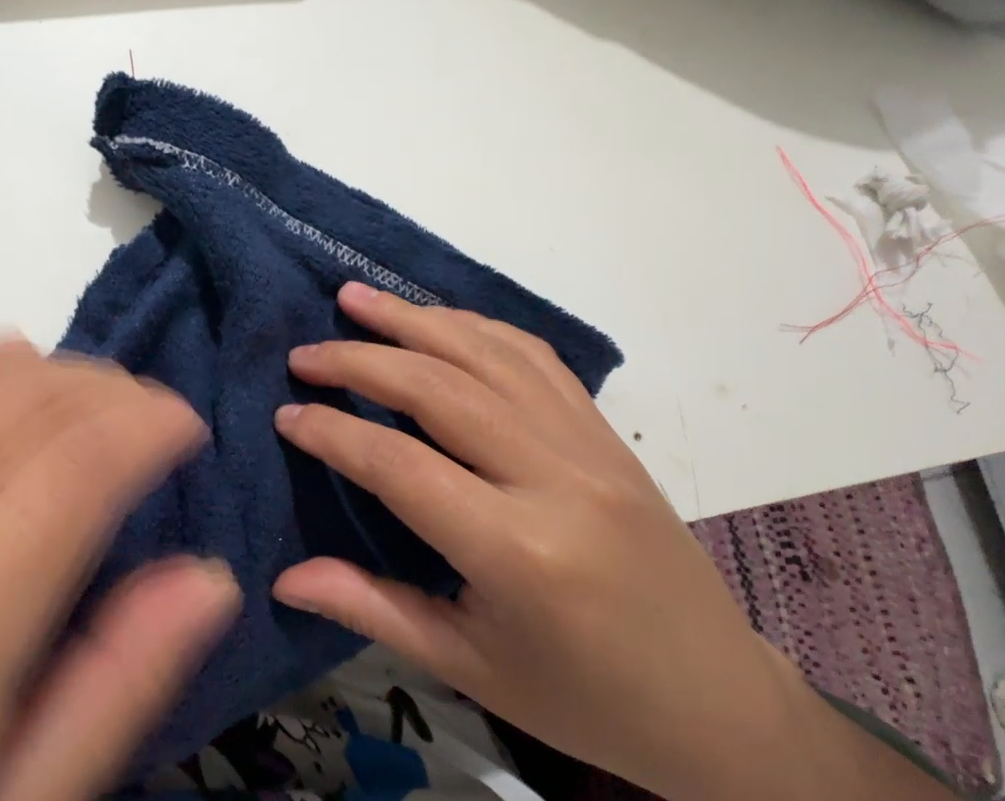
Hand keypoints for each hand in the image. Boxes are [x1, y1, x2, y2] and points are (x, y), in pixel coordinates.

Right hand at [269, 283, 954, 800]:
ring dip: (415, 320)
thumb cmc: (583, 698)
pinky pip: (536, 360)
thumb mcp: (467, 668)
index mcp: (518, 551)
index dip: (332, 432)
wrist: (721, 705)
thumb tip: (283, 578)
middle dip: (361, 360)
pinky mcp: (610, 436)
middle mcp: (557, 479)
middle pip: (440, 389)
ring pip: (489, 355)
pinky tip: (437, 322)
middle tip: (304, 353)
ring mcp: (593, 447)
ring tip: (355, 299)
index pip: (398, 465)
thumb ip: (371, 608)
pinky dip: (477, 329)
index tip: (285, 415)